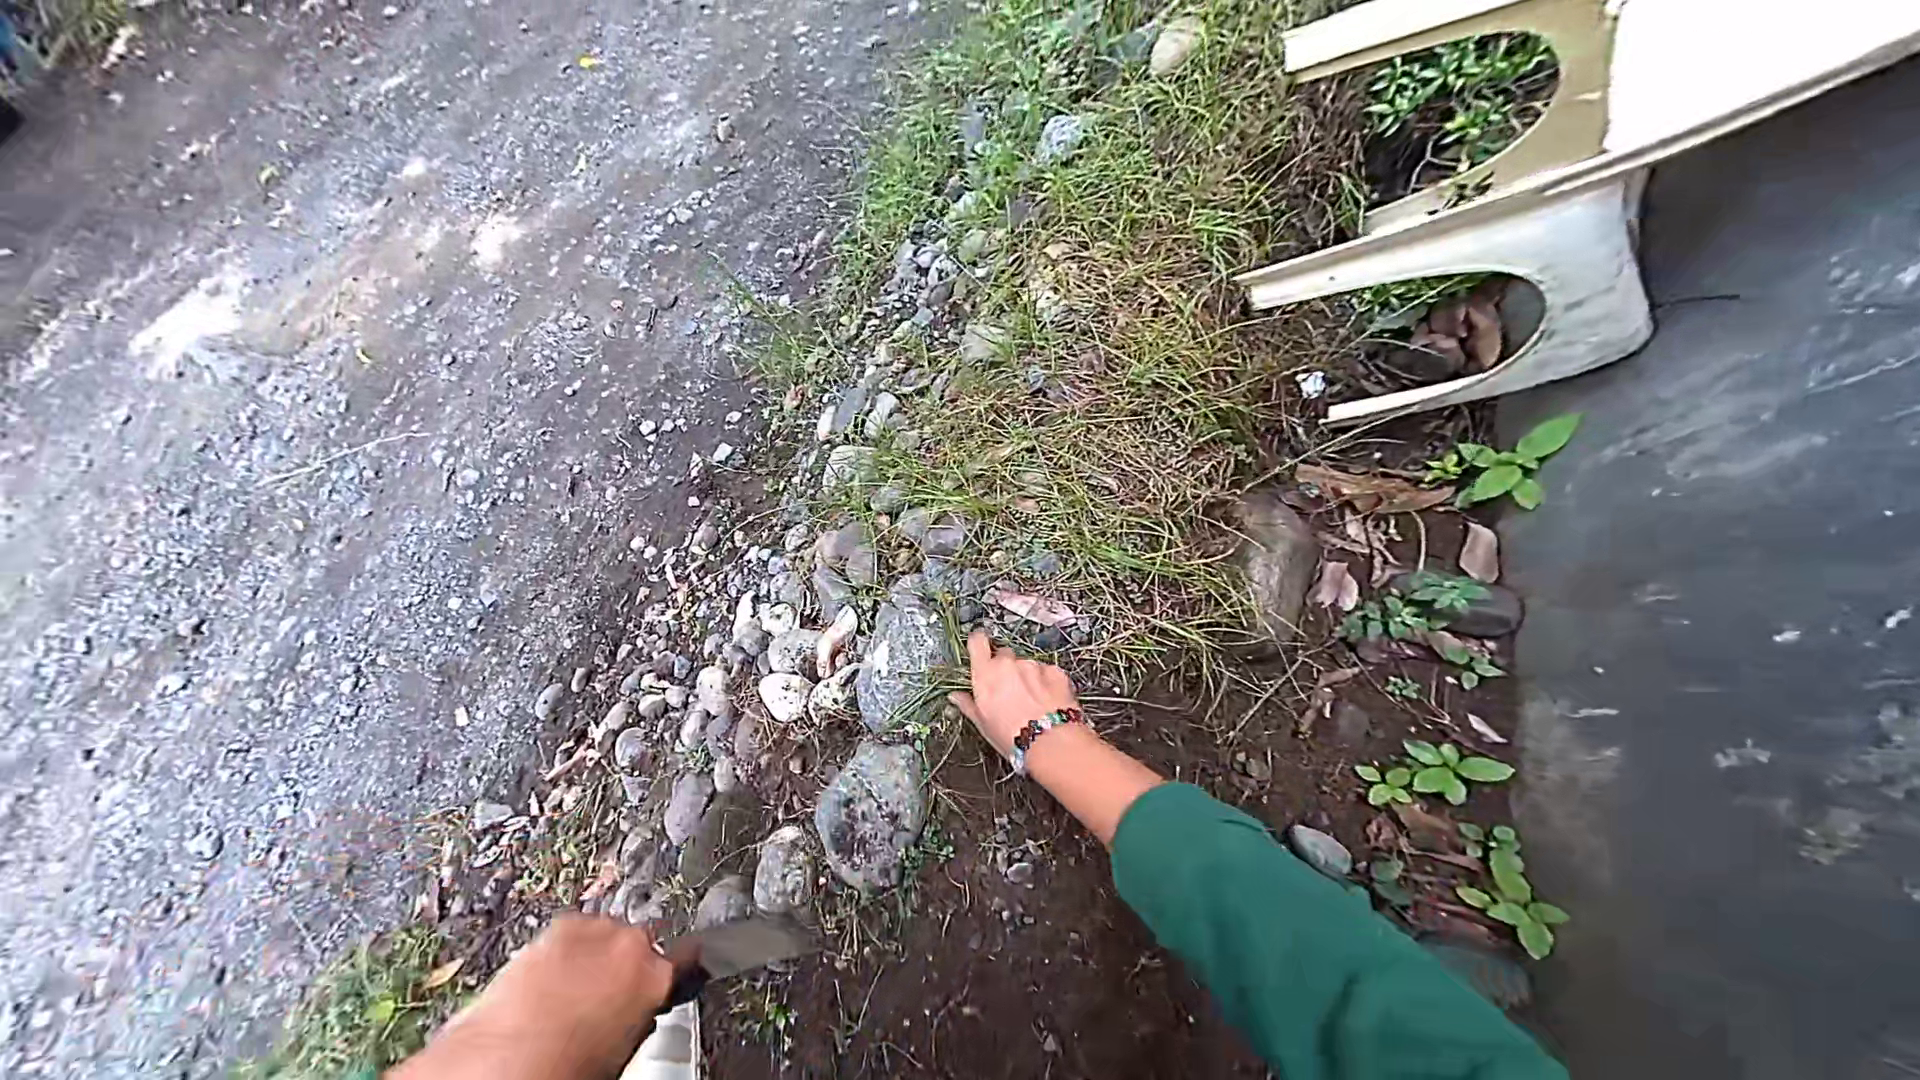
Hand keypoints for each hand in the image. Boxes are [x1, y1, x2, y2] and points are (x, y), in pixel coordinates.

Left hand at [393, 914, 677, 1079]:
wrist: (502, 1065)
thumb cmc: (558, 1067)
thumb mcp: (619, 1051)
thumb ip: (638, 1017)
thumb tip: (635, 1014)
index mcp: (656, 978)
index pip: (686, 956)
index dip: (681, 962)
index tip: (678, 963)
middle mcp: (632, 946)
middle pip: (641, 943)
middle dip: (625, 964)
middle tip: (601, 996)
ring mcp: (598, 932)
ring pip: (606, 934)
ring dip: (594, 954)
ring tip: (569, 989)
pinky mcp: (562, 926)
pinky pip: (575, 930)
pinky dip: (566, 949)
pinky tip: (551, 977)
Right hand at [948, 628, 1079, 758]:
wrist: (1051, 743)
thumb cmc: (1013, 737)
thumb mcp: (983, 724)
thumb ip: (968, 704)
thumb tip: (956, 697)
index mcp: (986, 673)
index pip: (977, 642)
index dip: (979, 643)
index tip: (981, 650)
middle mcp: (1008, 663)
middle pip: (1003, 654)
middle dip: (1004, 667)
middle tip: (1007, 690)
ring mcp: (1033, 665)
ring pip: (1026, 664)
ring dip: (1026, 677)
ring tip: (1031, 702)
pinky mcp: (1055, 671)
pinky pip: (1047, 671)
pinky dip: (1046, 682)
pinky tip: (1046, 702)